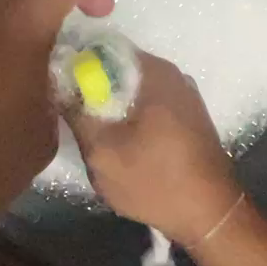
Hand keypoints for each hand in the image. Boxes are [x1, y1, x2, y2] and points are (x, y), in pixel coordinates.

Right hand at [68, 53, 245, 247]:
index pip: (102, 51)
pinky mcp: (188, 118)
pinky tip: (120, 144)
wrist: (209, 215)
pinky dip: (130, 118)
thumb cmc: (154, 181)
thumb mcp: (102, 152)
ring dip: (111, 108)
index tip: (58, 92)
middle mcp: (173, 75)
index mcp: (154, 73)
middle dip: (93, 91)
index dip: (75, 68)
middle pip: (118, 71)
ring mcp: (185, 96)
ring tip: (94, 135)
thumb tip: (57, 84)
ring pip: (133, 91)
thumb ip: (77, 113)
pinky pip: (149, 106)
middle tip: (73, 119)